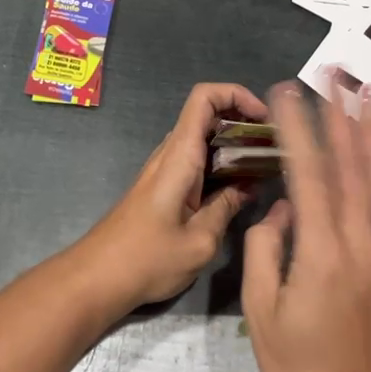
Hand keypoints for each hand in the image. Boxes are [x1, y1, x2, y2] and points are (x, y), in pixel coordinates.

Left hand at [69, 83, 270, 310]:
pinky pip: (198, 160)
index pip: (205, 97)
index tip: (264, 119)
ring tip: (266, 166)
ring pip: (205, 138)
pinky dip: (222, 163)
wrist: (98, 277)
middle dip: (244, 121)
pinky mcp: (165, 185)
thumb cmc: (148, 258)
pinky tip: (242, 187)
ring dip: (235, 144)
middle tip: (273, 146)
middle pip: (209, 114)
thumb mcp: (200, 241)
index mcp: (181, 155)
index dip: (237, 95)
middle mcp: (172, 152)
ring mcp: (166, 168)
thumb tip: (249, 185)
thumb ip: (227, 207)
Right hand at [243, 82, 370, 371]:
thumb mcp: (262, 312)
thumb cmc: (298, 370)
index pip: (311, 175)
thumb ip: (268, 250)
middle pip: (353, 167)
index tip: (289, 91)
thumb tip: (284, 210)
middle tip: (334, 72)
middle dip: (341, 114)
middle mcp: (362, 245)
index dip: (300, 128)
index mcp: (322, 253)